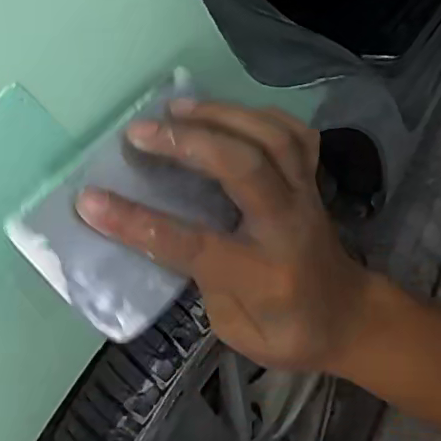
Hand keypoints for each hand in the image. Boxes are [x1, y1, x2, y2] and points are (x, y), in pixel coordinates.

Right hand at [75, 100, 379, 372]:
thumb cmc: (288, 332)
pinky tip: (225, 112)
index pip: (195, 243)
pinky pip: (292, 133)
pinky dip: (258, 114)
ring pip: (272, 138)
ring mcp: (306, 195)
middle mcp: (288, 225)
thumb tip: (162, 232)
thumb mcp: (236, 329)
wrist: (351, 316)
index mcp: (264, 275)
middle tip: (139, 131)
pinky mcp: (313, 179)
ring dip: (221, 114)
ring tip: (176, 108)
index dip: (139, 222)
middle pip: (245, 168)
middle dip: (189, 143)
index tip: (89, 201)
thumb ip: (202, 281)